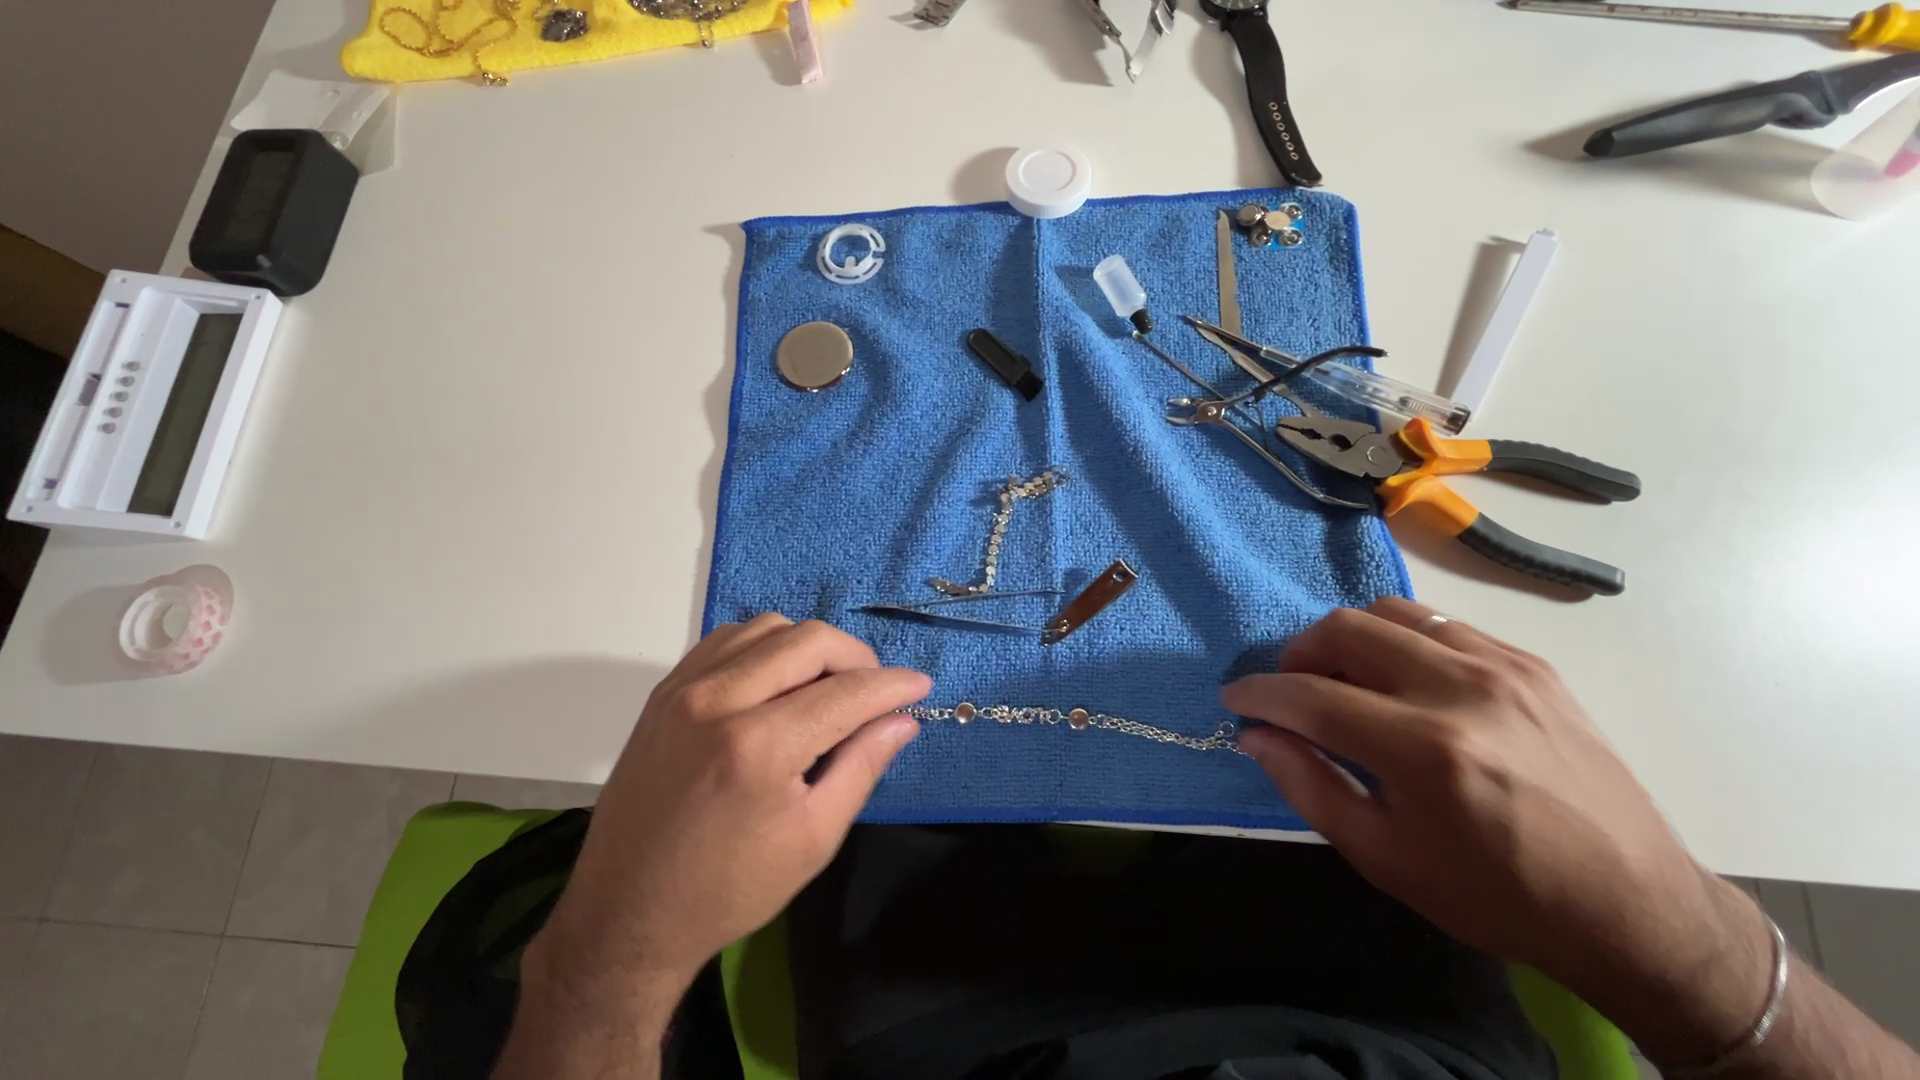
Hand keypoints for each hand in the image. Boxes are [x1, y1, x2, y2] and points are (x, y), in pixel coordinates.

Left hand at [533, 614, 929, 998]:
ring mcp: (684, 689)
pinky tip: (777, 682)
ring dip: (810, 648)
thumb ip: (863, 766)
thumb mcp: (814, 838)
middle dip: (857, 657)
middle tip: (875, 691)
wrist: (627, 913)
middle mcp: (718, 700)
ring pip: (767, 628)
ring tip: (827, 688)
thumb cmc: (729, 889)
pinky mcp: (664, 692)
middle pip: (809, 640)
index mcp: (759, 746)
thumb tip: (902, 720)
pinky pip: (727, 640)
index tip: (920, 686)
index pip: (846, 692)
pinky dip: (765, 648)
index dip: (892, 685)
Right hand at [1223, 598, 1773, 1067]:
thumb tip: (1256, 735)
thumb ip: (1308, 784)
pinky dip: (1403, 642)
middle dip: (1298, 654)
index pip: (1310, 695)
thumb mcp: (1384, 858)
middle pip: (1345, 629)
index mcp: (1422, 749)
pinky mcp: (1533, 665)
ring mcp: (1504, 668)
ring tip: (1346, 681)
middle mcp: (1461, 689)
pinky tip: (1406, 683)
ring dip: (1350, 638)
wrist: (1632, 907)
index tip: (1235, 699)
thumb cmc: (1495, 895)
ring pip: (1393, 612)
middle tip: (1291, 692)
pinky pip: (1443, 625)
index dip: (1259, 693)